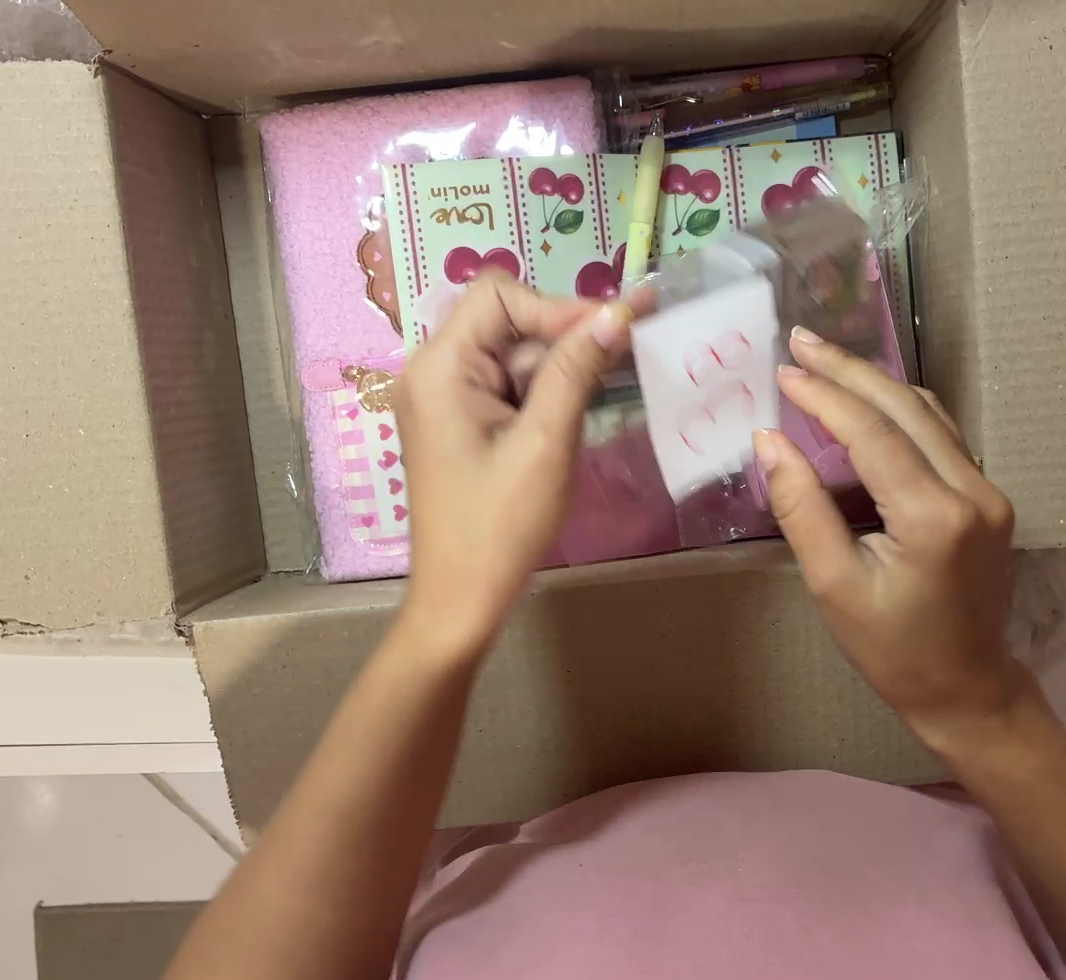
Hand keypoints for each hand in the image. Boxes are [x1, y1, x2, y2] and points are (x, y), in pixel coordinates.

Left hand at [395, 272, 630, 656]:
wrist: (462, 597)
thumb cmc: (500, 525)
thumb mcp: (545, 443)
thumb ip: (576, 371)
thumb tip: (616, 313)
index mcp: (441, 367)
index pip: (499, 297)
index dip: (559, 306)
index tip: (616, 330)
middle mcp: (436, 372)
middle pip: (507, 323)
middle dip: (566, 337)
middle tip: (629, 352)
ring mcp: (449, 400)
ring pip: (515, 357)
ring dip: (562, 368)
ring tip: (611, 387)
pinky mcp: (465, 425)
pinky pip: (511, 389)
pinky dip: (547, 393)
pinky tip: (582, 410)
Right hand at [752, 328, 1025, 749]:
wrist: (965, 687)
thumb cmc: (892, 649)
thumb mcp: (833, 585)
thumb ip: (802, 509)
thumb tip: (768, 441)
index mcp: (935, 517)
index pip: (874, 434)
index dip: (825, 395)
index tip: (783, 369)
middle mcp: (973, 491)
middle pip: (907, 408)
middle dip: (850, 370)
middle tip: (801, 339)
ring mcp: (989, 491)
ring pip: (929, 414)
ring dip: (876, 384)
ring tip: (825, 361)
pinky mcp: (988, 498)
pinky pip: (941, 436)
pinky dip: (900, 411)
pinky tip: (867, 400)